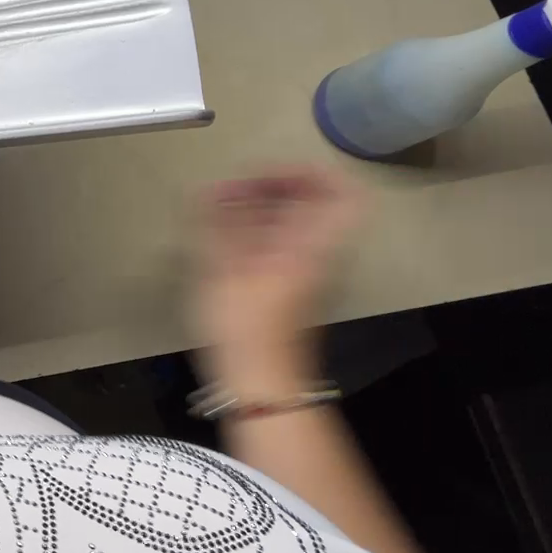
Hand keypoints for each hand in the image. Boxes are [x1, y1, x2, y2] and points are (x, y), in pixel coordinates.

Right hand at [192, 166, 362, 398]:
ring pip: (295, 222)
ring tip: (221, 206)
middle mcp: (316, 252)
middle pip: (314, 203)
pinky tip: (222, 235)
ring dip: (260, 206)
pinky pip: (279, 241)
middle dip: (273, 185)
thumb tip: (212, 186)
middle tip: (235, 187)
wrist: (259, 380)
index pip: (339, 191)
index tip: (262, 172)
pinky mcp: (285, 283)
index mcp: (311, 244)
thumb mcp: (222, 268)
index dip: (305, 172)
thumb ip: (217, 223)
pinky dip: (253, 229)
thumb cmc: (243, 324)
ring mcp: (303, 269)